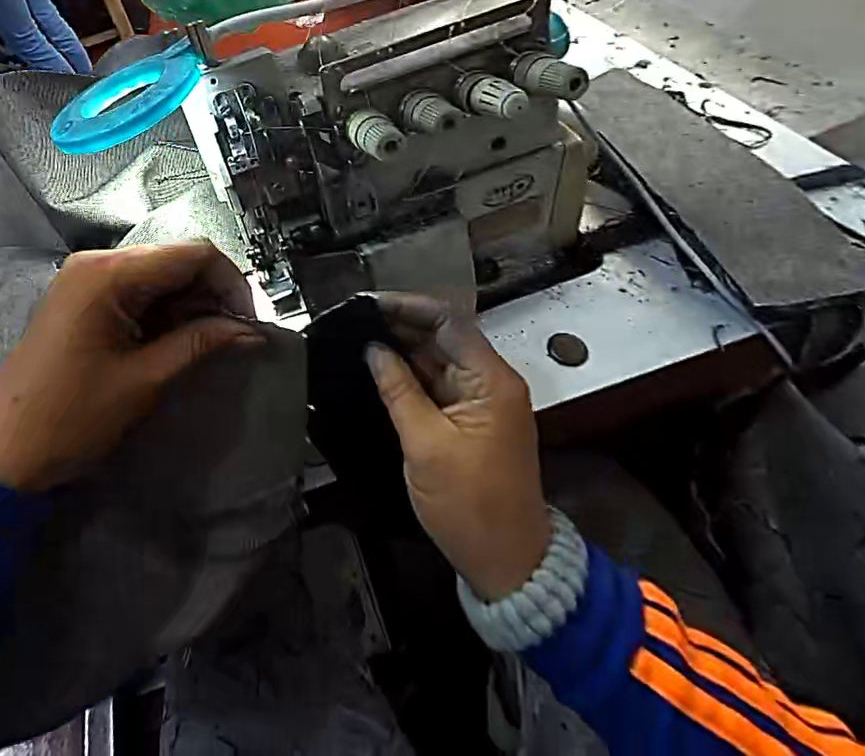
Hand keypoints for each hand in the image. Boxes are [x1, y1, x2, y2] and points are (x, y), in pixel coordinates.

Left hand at [0, 242, 263, 491]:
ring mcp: (88, 279)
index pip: (194, 254)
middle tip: (234, 334)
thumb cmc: (68, 417)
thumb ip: (201, 343)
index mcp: (108, 274)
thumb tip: (251, 331)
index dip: (231, 282)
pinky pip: (143, 290)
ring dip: (194, 304)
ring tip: (209, 342)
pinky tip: (180, 339)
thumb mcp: (145, 379)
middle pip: (180, 259)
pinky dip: (169, 311)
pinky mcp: (86, 298)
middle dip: (214, 294)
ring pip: (165, 275)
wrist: (1, 454)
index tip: (249, 320)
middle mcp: (98, 264)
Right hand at [364, 293, 550, 599]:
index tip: (372, 304)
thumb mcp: (425, 445)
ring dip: (405, 350)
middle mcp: (492, 382)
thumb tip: (374, 350)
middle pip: (445, 338)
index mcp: (492, 380)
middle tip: (358, 320)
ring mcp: (483, 401)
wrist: (507, 559)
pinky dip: (413, 377)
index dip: (409, 308)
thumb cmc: (470, 506)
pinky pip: (440, 386)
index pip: (450, 322)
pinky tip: (382, 369)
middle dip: (402, 327)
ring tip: (361, 338)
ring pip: (440, 361)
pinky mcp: (473, 419)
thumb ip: (398, 390)